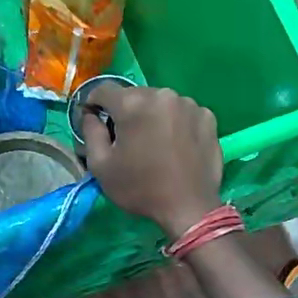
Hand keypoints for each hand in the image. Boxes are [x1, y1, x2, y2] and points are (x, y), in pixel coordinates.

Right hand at [81, 82, 221, 238]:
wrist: (189, 207)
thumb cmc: (140, 189)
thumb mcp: (101, 166)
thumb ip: (90, 133)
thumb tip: (90, 115)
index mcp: (132, 104)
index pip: (103, 90)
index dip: (93, 104)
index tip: (93, 119)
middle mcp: (161, 94)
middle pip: (134, 96)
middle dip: (126, 112)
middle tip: (127, 138)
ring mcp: (188, 104)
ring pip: (160, 103)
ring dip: (152, 116)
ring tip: (154, 143)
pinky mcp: (207, 116)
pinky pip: (182, 112)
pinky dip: (175, 123)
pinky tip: (175, 145)